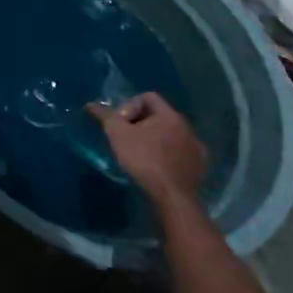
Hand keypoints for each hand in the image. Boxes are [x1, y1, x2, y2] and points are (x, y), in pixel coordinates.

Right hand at [87, 92, 206, 210]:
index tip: (121, 122)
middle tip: (126, 136)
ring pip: (170, 133)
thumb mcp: (116, 133)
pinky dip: (167, 152)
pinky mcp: (200, 166)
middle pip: (159, 115)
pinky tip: (156, 164)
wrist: (171, 195)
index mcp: (170, 116)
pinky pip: (180, 150)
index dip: (129, 105)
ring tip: (140, 151)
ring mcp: (197, 148)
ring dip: (155, 137)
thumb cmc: (143, 158)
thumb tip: (91, 105)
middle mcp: (188, 128)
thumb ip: (105, 115)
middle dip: (140, 122)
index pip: (148, 97)